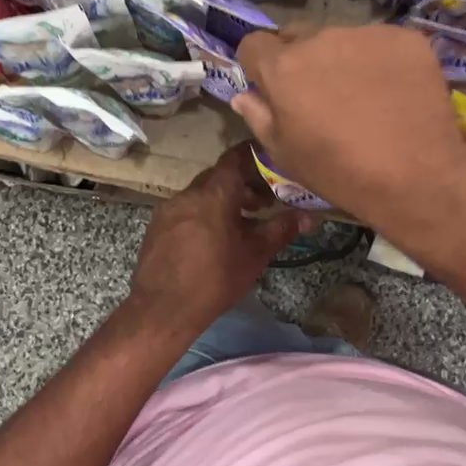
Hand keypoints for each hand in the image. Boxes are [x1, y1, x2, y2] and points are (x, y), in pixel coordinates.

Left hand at [122, 145, 311, 333]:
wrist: (162, 309)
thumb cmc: (215, 279)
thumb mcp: (255, 255)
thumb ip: (281, 229)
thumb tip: (310, 216)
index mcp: (214, 194)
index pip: (234, 158)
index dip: (253, 157)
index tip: (270, 164)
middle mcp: (188, 194)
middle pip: (217, 177)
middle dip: (241, 185)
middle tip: (262, 203)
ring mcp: (168, 209)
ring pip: (199, 194)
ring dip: (220, 202)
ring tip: (239, 225)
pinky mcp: (156, 226)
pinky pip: (184, 210)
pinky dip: (201, 215)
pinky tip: (211, 239)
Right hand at [234, 25, 465, 232]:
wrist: (417, 176)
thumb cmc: (340, 172)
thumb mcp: (286, 154)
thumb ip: (259, 117)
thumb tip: (244, 95)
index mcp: (284, 67)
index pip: (254, 44)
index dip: (258, 65)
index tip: (272, 88)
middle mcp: (321, 38)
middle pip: (298, 36)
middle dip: (300, 59)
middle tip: (320, 96)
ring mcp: (366, 34)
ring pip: (341, 38)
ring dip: (341, 59)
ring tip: (364, 97)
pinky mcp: (406, 38)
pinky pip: (381, 42)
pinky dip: (381, 61)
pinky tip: (394, 93)